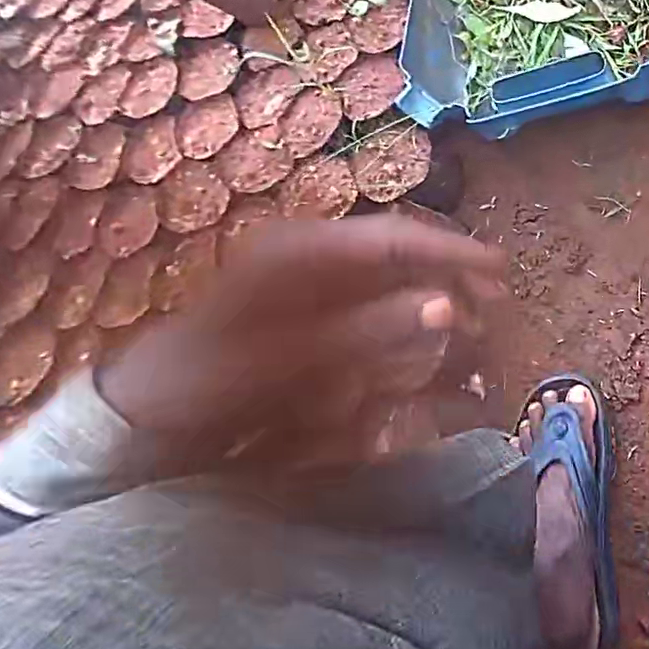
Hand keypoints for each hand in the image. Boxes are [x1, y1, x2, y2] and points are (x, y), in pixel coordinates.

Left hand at [98, 214, 502, 458]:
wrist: (149, 411)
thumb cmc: (213, 377)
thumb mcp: (294, 356)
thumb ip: (373, 329)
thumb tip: (448, 307)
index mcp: (305, 248)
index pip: (396, 237)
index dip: (452, 252)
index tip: (499, 270)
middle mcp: (316, 254)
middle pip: (402, 253)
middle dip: (451, 276)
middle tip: (496, 302)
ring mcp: (317, 281)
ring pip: (396, 279)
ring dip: (436, 299)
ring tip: (474, 324)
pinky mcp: (318, 307)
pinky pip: (378, 305)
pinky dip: (409, 320)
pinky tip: (430, 339)